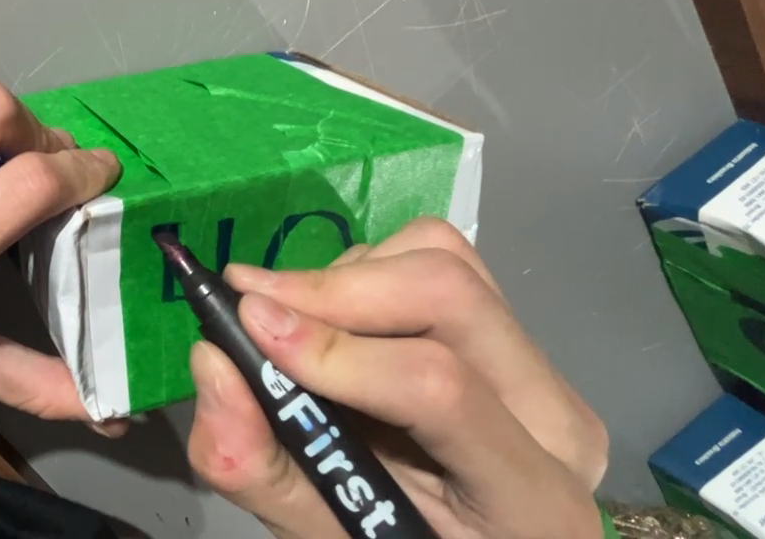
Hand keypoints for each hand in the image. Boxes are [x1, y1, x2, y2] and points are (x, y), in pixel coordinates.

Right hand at [186, 218, 606, 538]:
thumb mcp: (321, 532)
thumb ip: (258, 464)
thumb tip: (210, 358)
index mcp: (528, 498)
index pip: (436, 386)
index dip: (333, 349)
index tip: (247, 323)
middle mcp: (553, 416)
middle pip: (446, 291)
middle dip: (330, 287)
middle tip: (250, 301)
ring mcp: (539, 365)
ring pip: (441, 258)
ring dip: (344, 277)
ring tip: (297, 321)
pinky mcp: (510, 327)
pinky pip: (437, 254)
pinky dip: (365, 267)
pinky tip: (340, 318)